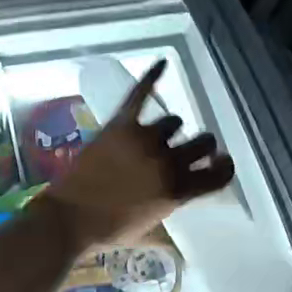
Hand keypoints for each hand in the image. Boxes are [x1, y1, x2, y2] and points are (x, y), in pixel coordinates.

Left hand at [41, 59, 235, 247]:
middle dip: (199, 147)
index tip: (219, 163)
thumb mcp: (151, 226)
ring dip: (170, 128)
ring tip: (158, 135)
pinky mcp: (120, 126)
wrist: (68, 219)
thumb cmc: (108, 230)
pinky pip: (139, 95)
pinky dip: (151, 77)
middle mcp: (168, 162)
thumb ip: (172, 202)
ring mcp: (144, 140)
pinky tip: (162, 62)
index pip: (219, 174)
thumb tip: (183, 190)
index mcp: (179, 190)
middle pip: (202, 142)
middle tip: (184, 151)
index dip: (223, 167)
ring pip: (174, 121)